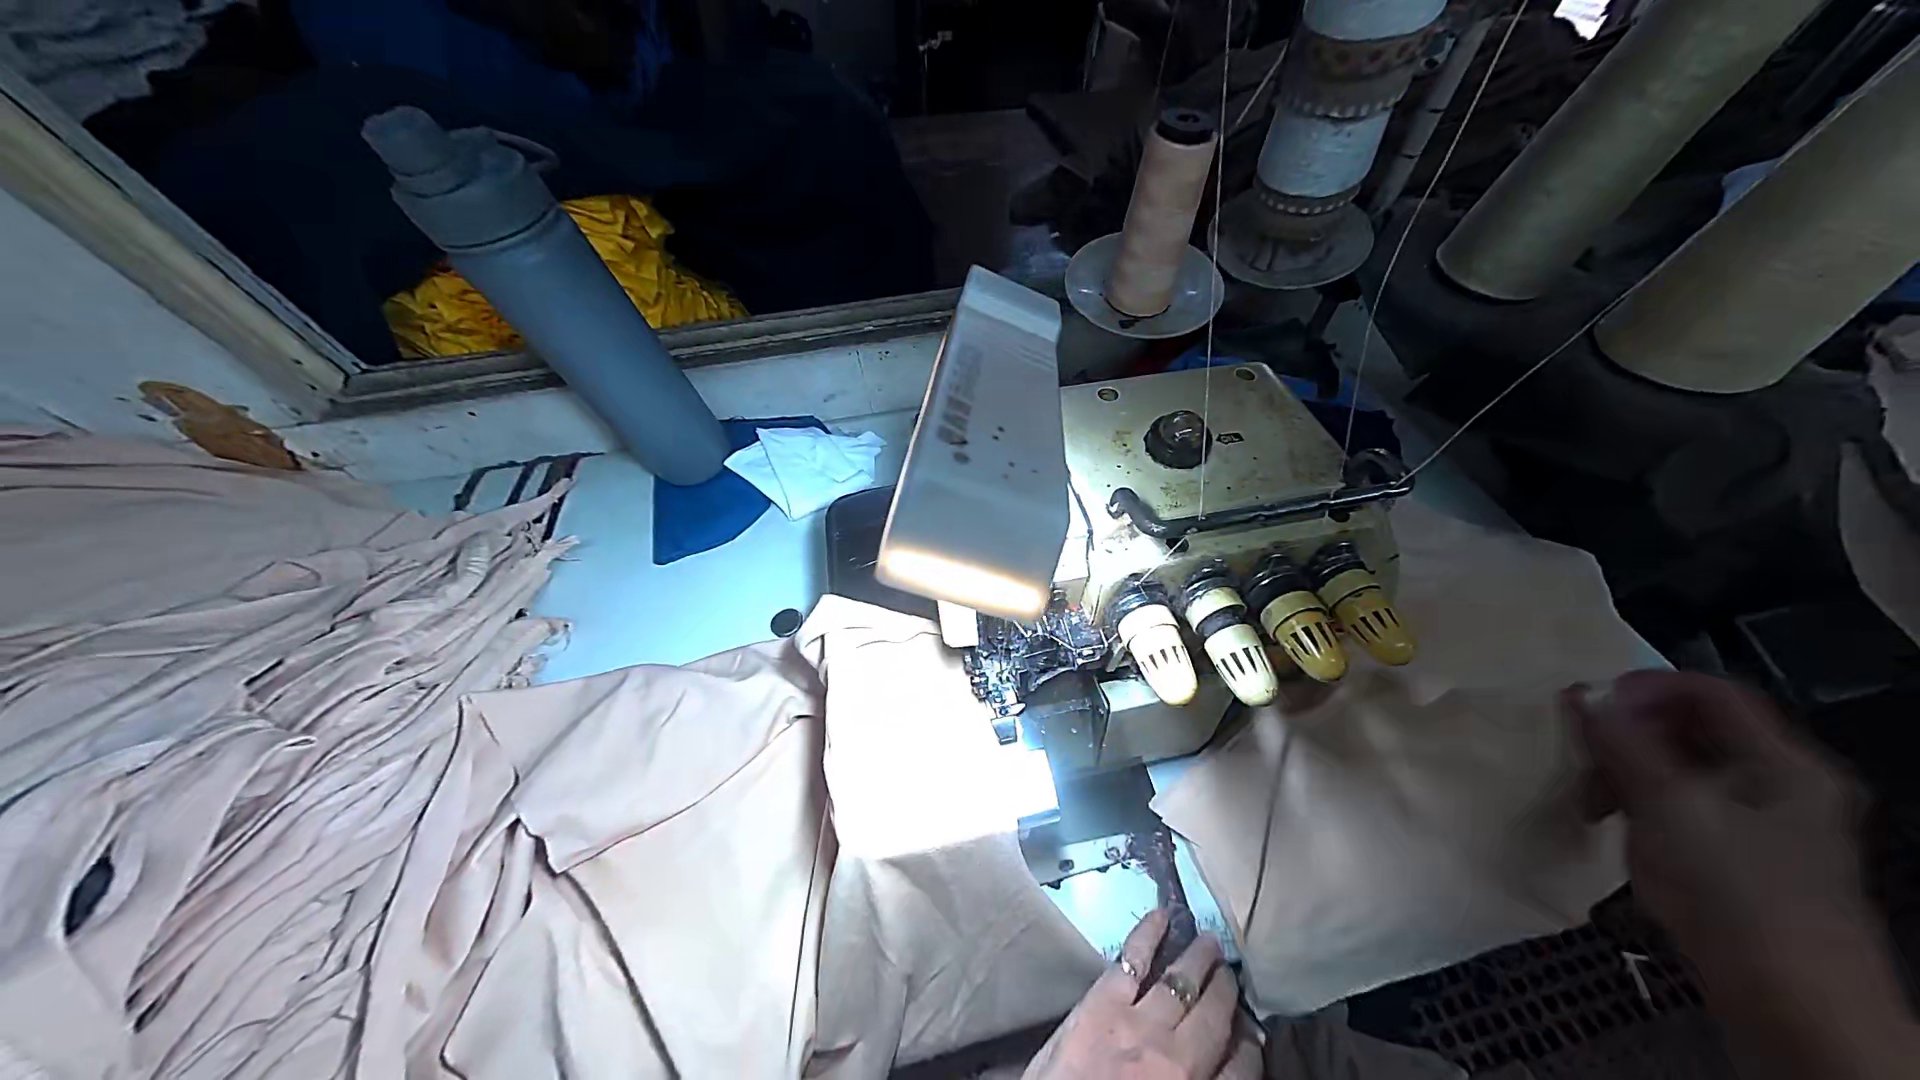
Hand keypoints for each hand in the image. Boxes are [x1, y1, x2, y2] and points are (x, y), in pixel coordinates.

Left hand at [1022, 909, 1260, 1079]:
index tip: (1249, 1034)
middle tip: (1231, 972)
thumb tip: (1218, 1070)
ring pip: (1181, 982)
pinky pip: (1134, 958)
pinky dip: (1150, 933)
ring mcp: (1139, 1023)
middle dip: (1226, 992)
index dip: (1248, 1048)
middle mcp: (1176, 1057)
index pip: (1240, 1070)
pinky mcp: (1104, 1000)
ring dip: (1199, 959)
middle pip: (1214, 1019)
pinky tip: (1163, 916)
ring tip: (1210, 942)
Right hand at [1568, 671, 1915, 1079]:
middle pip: (1686, 723)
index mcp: (1782, 763)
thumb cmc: (1733, 890)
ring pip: (1670, 759)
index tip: (1584, 701)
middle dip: (1623, 729)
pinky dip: (1631, 793)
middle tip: (1575, 745)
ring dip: (1619, 764)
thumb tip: (1580, 691)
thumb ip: (1622, 742)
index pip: (1708, 690)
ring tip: (1587, 791)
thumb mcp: (1669, 806)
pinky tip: (1605, 814)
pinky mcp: (1724, 841)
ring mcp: (1751, 812)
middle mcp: (1773, 778)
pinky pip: (1669, 792)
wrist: (1784, 994)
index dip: (1644, 686)